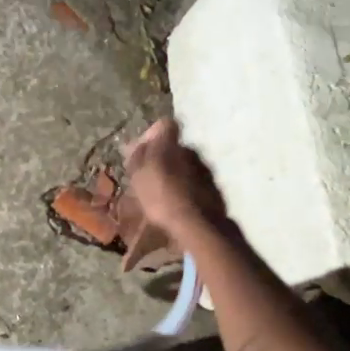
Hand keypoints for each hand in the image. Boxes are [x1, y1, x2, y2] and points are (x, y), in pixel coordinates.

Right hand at [120, 119, 225, 238]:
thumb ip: (137, 155)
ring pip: (187, 165)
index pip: (165, 125)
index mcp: (173, 144)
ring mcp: (206, 171)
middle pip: (176, 147)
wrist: (197, 224)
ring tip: (163, 192)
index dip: (153, 134)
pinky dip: (187, 187)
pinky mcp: (215, 189)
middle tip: (150, 174)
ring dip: (176, 173)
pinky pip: (196, 182)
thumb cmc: (161, 197)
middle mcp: (192, 152)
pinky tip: (179, 203)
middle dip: (163, 157)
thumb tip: (134, 142)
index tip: (142, 151)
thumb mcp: (139, 175)